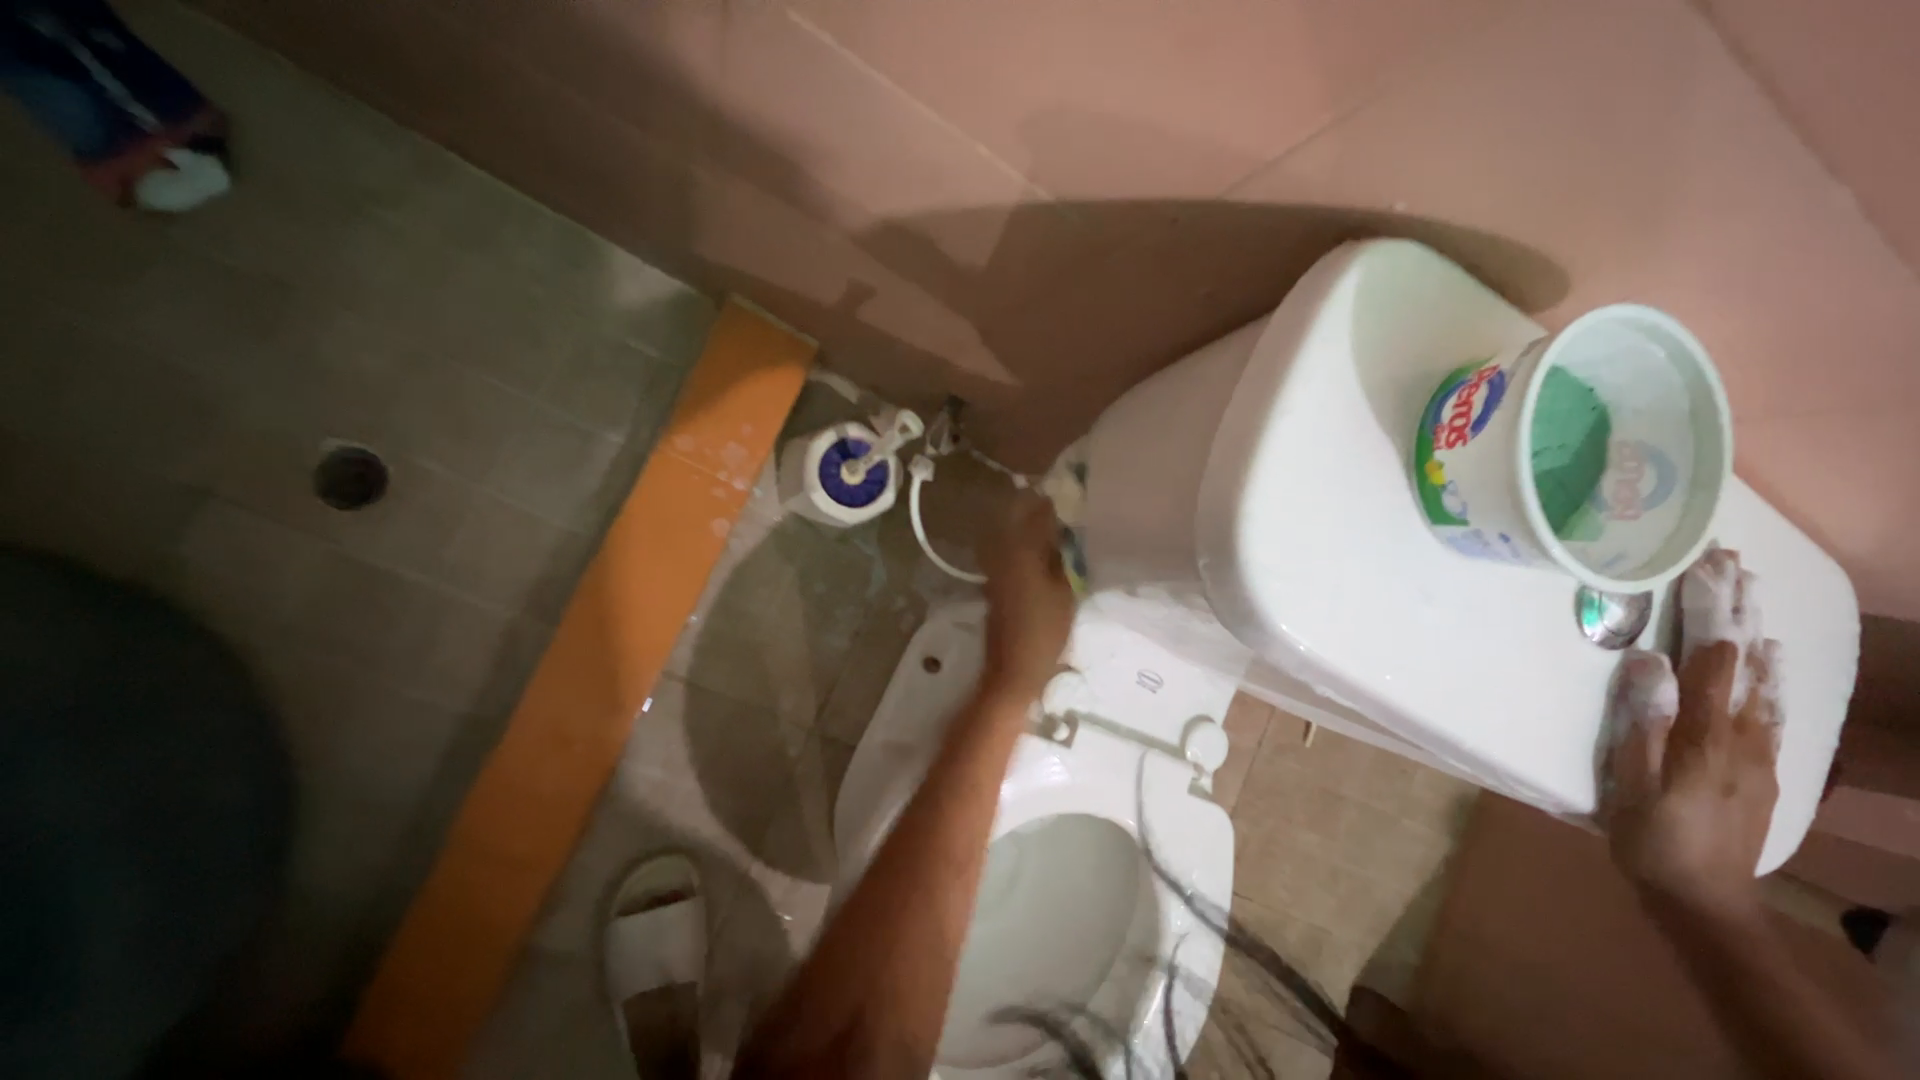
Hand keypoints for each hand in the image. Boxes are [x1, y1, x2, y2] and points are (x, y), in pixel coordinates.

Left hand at [977, 494, 1075, 700]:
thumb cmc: (1045, 632)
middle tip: (1069, 507)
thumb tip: (1069, 532)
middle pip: (1020, 518)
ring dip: (1032, 527)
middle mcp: (1002, 552)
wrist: (1013, 670)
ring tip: (1060, 529)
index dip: (1055, 499)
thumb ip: (1066, 557)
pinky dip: (1026, 546)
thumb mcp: (1066, 591)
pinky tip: (1046, 554)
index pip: (1037, 511)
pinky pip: (1010, 552)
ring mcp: (995, 568)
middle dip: (1041, 509)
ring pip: (1013, 534)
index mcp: (1021, 550)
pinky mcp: (995, 583)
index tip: (1075, 492)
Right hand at [1602, 551, 1782, 918]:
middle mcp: (1741, 735)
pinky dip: (1771, 674)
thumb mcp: (1632, 786)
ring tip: (1752, 593)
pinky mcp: (1763, 769)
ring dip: (1755, 631)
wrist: (1706, 902)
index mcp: (1704, 736)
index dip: (1709, 613)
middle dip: (1736, 609)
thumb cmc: (1653, 841)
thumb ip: (1642, 723)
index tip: (1704, 569)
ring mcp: (1759, 752)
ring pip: (1763, 679)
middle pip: (1743, 661)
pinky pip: (1772, 708)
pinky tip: (1770, 660)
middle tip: (1730, 562)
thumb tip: (1647, 662)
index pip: (1710, 660)